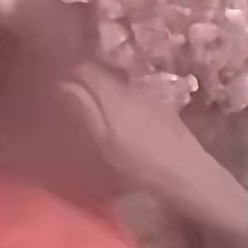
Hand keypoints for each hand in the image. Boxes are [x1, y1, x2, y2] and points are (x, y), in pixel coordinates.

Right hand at [59, 63, 238, 226]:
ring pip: (115, 82)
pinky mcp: (161, 106)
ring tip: (88, 105)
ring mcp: (148, 95)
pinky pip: (130, 93)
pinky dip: (117, 98)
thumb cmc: (143, 166)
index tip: (54, 81)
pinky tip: (117, 117)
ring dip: (99, 88)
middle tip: (66, 94)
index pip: (85, 68)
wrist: (193, 179)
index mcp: (114, 94)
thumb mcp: (106, 143)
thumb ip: (85, 110)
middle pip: (100, 72)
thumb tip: (62, 83)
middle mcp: (130, 87)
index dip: (68, 70)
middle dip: (82, 78)